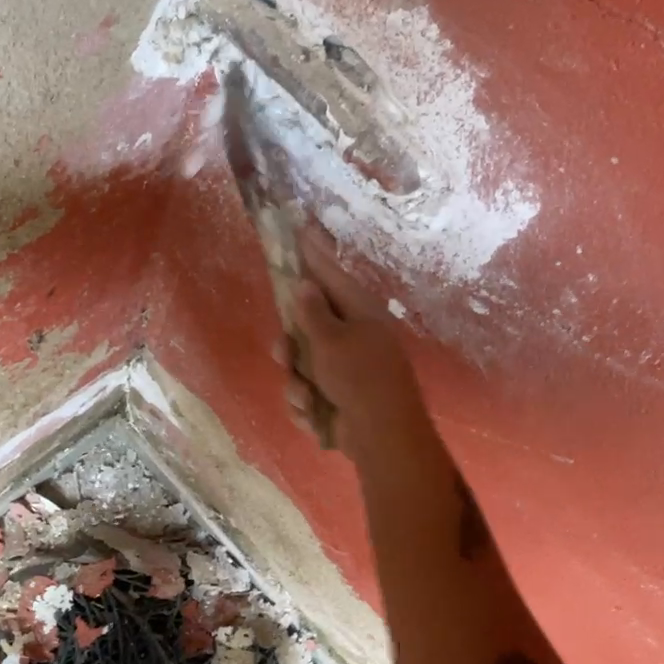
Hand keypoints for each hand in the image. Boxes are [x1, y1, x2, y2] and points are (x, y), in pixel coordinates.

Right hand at [277, 226, 434, 463]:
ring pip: (301, 364)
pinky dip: (307, 406)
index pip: (329, 275)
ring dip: (297, 382)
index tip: (297, 228)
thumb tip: (304, 283)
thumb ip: (312, 311)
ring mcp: (345, 370)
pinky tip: (315, 415)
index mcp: (359, 313)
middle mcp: (352, 336)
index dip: (311, 254)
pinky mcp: (337, 398)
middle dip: (290, 346)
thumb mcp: (330, 340)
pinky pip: (307, 393)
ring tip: (306, 396)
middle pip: (307, 326)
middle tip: (284, 353)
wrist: (380, 436)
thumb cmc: (358, 377)